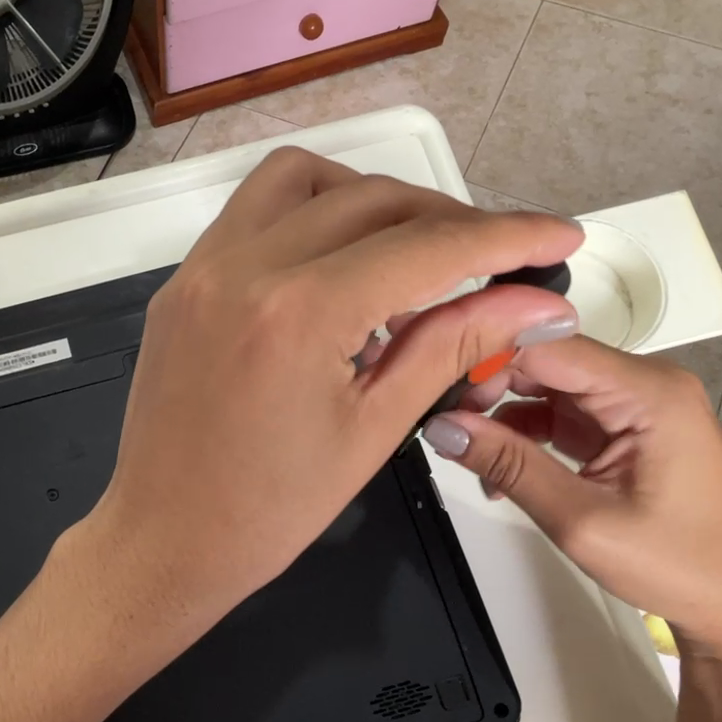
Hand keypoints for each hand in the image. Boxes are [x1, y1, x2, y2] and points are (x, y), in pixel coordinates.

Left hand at [81, 148, 582, 647]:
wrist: (164, 539)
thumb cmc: (266, 511)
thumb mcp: (373, 431)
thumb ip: (452, 347)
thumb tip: (529, 304)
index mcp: (298, 312)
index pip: (426, 246)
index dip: (506, 236)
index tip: (556, 238)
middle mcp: (242, 268)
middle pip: (370, 197)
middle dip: (445, 220)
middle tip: (487, 261)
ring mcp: (201, 270)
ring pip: (301, 181)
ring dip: (367, 197)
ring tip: (407, 254)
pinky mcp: (181, 285)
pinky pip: (251, 216)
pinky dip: (307, 219)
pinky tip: (336, 270)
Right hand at [417, 337, 721, 655]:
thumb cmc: (675, 564)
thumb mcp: (580, 518)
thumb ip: (508, 466)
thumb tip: (439, 427)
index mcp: (647, 391)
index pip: (547, 346)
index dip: (486, 360)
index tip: (435, 392)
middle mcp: (644, 383)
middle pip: (546, 361)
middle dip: (488, 388)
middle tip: (442, 427)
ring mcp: (636, 406)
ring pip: (548, 388)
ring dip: (502, 416)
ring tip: (465, 455)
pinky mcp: (627, 430)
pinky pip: (562, 416)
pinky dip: (525, 437)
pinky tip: (499, 472)